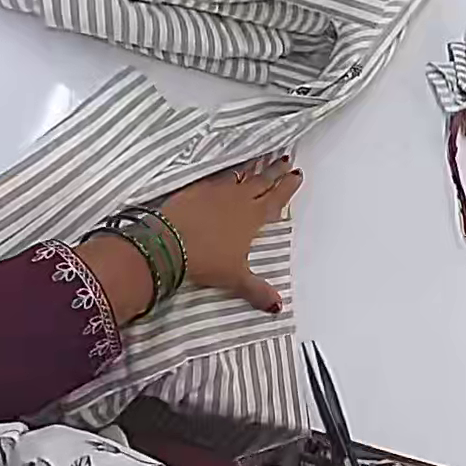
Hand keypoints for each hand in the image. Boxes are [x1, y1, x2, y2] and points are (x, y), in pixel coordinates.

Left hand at [158, 155, 301, 311]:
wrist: (169, 243)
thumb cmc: (206, 259)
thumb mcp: (234, 278)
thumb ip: (257, 290)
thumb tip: (277, 306)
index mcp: (252, 217)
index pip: (275, 199)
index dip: (287, 187)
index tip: (296, 175)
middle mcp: (237, 200)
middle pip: (261, 181)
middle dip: (274, 171)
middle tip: (284, 160)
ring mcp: (215, 191)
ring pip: (239, 175)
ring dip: (251, 167)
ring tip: (260, 159)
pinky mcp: (195, 189)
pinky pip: (216, 177)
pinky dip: (224, 174)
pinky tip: (224, 174)